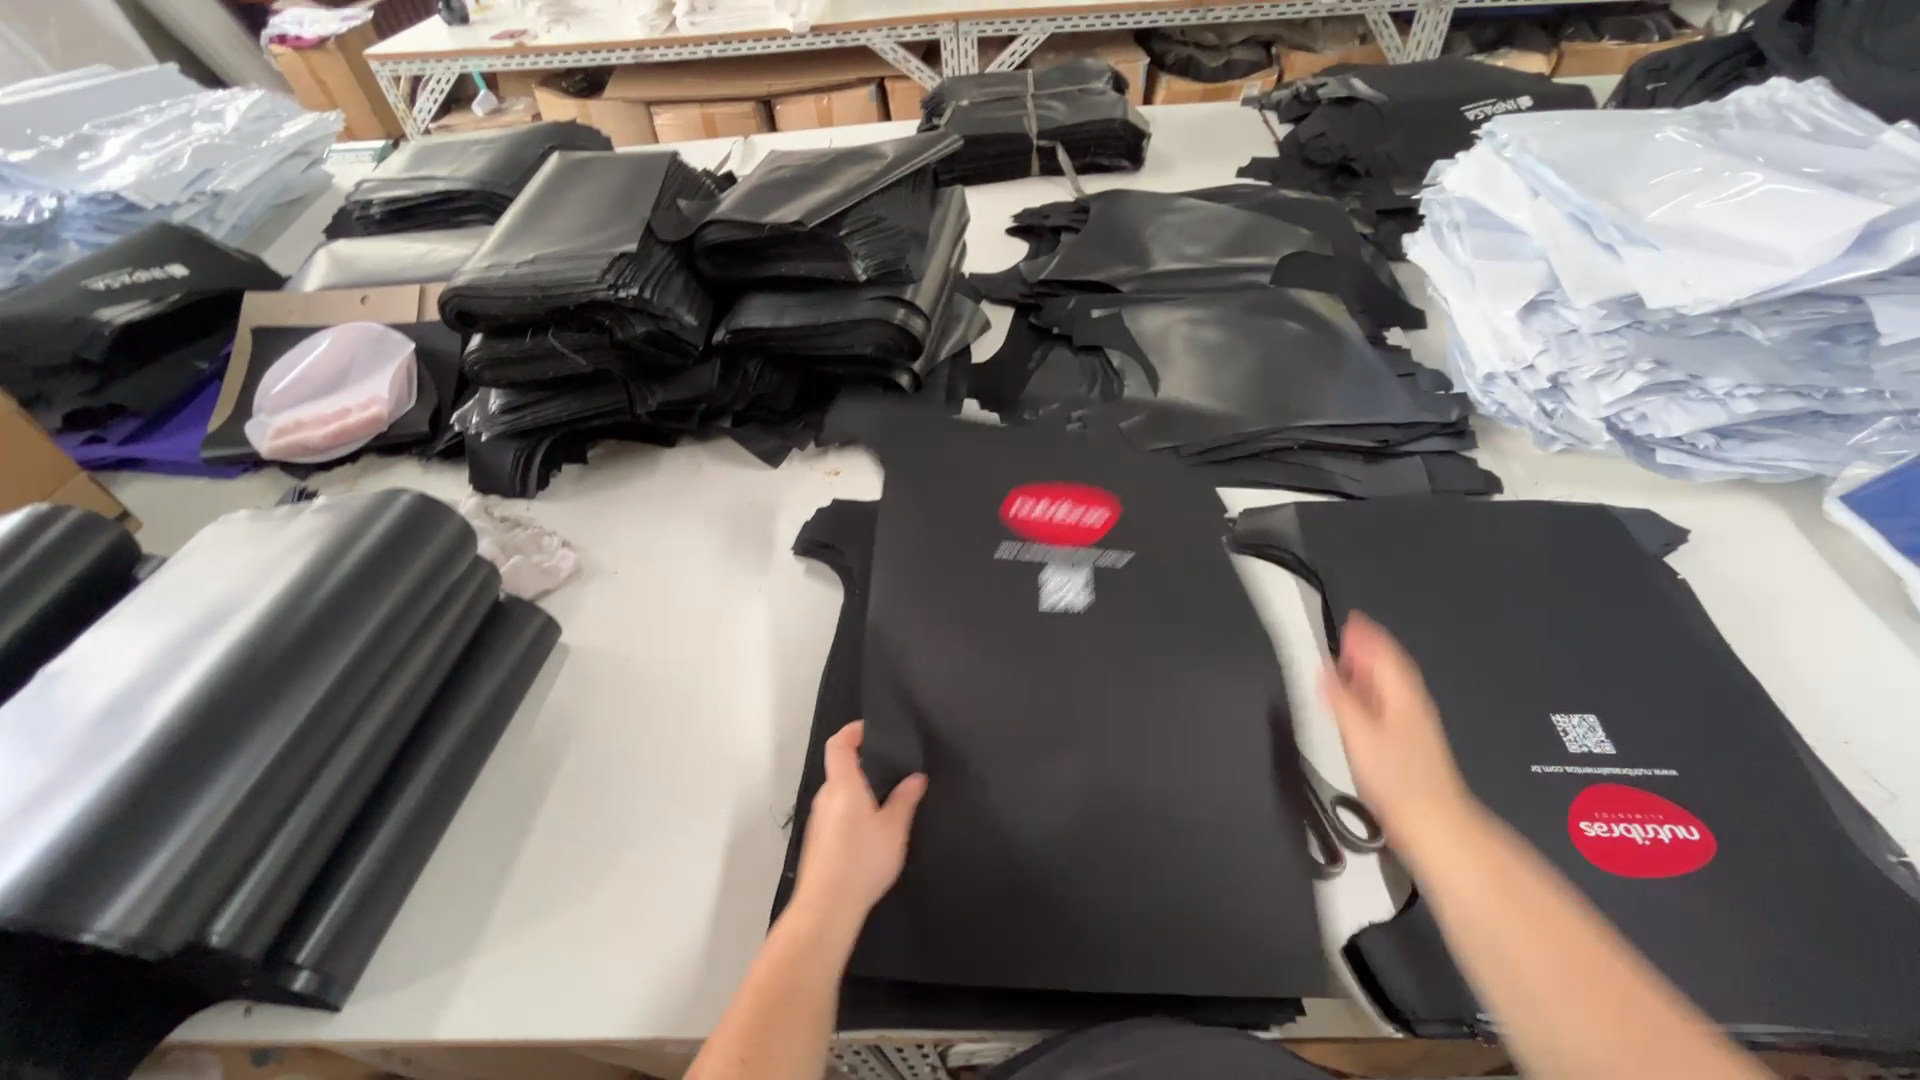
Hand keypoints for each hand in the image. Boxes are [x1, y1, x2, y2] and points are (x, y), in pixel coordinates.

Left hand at [792, 722, 927, 920]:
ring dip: (859, 792)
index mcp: (842, 785)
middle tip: (893, 771)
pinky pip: (836, 814)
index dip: (852, 731)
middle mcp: (825, 797)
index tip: (871, 730)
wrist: (826, 907)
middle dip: (864, 766)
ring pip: (839, 794)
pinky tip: (872, 833)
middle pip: (840, 769)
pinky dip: (853, 812)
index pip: (839, 744)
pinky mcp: (817, 841)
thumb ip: (904, 800)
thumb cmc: (862, 860)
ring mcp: (818, 820)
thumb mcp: (894, 829)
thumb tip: (915, 777)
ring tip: (888, 803)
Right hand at [1320, 612, 1478, 851]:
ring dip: (1364, 673)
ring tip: (1342, 665)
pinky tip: (1354, 704)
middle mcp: (1410, 704)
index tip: (1350, 620)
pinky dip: (1367, 696)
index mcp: (1402, 694)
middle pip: (1387, 668)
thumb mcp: (1360, 733)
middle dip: (1364, 651)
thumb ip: (1340, 698)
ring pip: (1386, 687)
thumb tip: (1323, 670)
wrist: (1433, 824)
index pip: (1385, 653)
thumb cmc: (1399, 779)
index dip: (1366, 634)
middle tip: (1341, 638)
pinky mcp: (1406, 745)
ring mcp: (1411, 725)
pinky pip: (1384, 706)